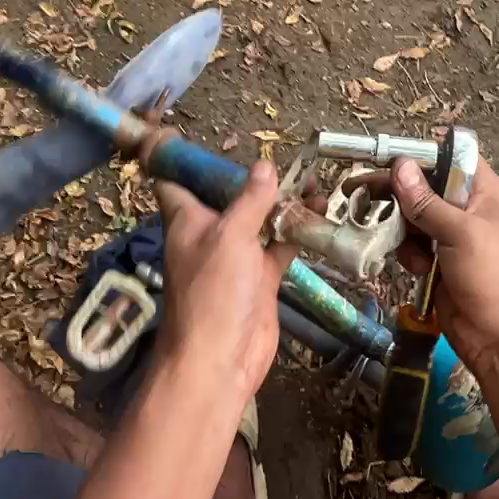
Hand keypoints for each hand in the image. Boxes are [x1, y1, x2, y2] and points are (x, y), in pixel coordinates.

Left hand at [152, 159, 297, 402]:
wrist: (221, 359)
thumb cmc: (213, 291)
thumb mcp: (230, 235)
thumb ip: (250, 200)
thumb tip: (265, 166)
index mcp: (188, 219)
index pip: (178, 182)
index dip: (185, 161)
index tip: (204, 139)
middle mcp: (210, 234)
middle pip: (229, 196)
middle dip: (254, 177)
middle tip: (286, 158)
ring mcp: (237, 256)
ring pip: (260, 218)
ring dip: (283, 201)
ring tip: (312, 181)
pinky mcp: (261, 277)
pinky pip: (281, 245)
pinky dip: (298, 230)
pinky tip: (320, 212)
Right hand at [366, 158, 498, 379]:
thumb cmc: (494, 277)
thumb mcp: (460, 233)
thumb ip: (426, 201)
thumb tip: (400, 164)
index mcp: (484, 192)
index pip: (452, 158)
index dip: (422, 155)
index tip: (389, 159)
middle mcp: (468, 209)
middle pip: (426, 187)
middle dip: (400, 193)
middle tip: (364, 192)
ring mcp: (453, 238)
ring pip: (414, 217)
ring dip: (404, 228)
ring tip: (407, 245)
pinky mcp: (440, 263)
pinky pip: (414, 245)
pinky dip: (410, 253)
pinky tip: (418, 268)